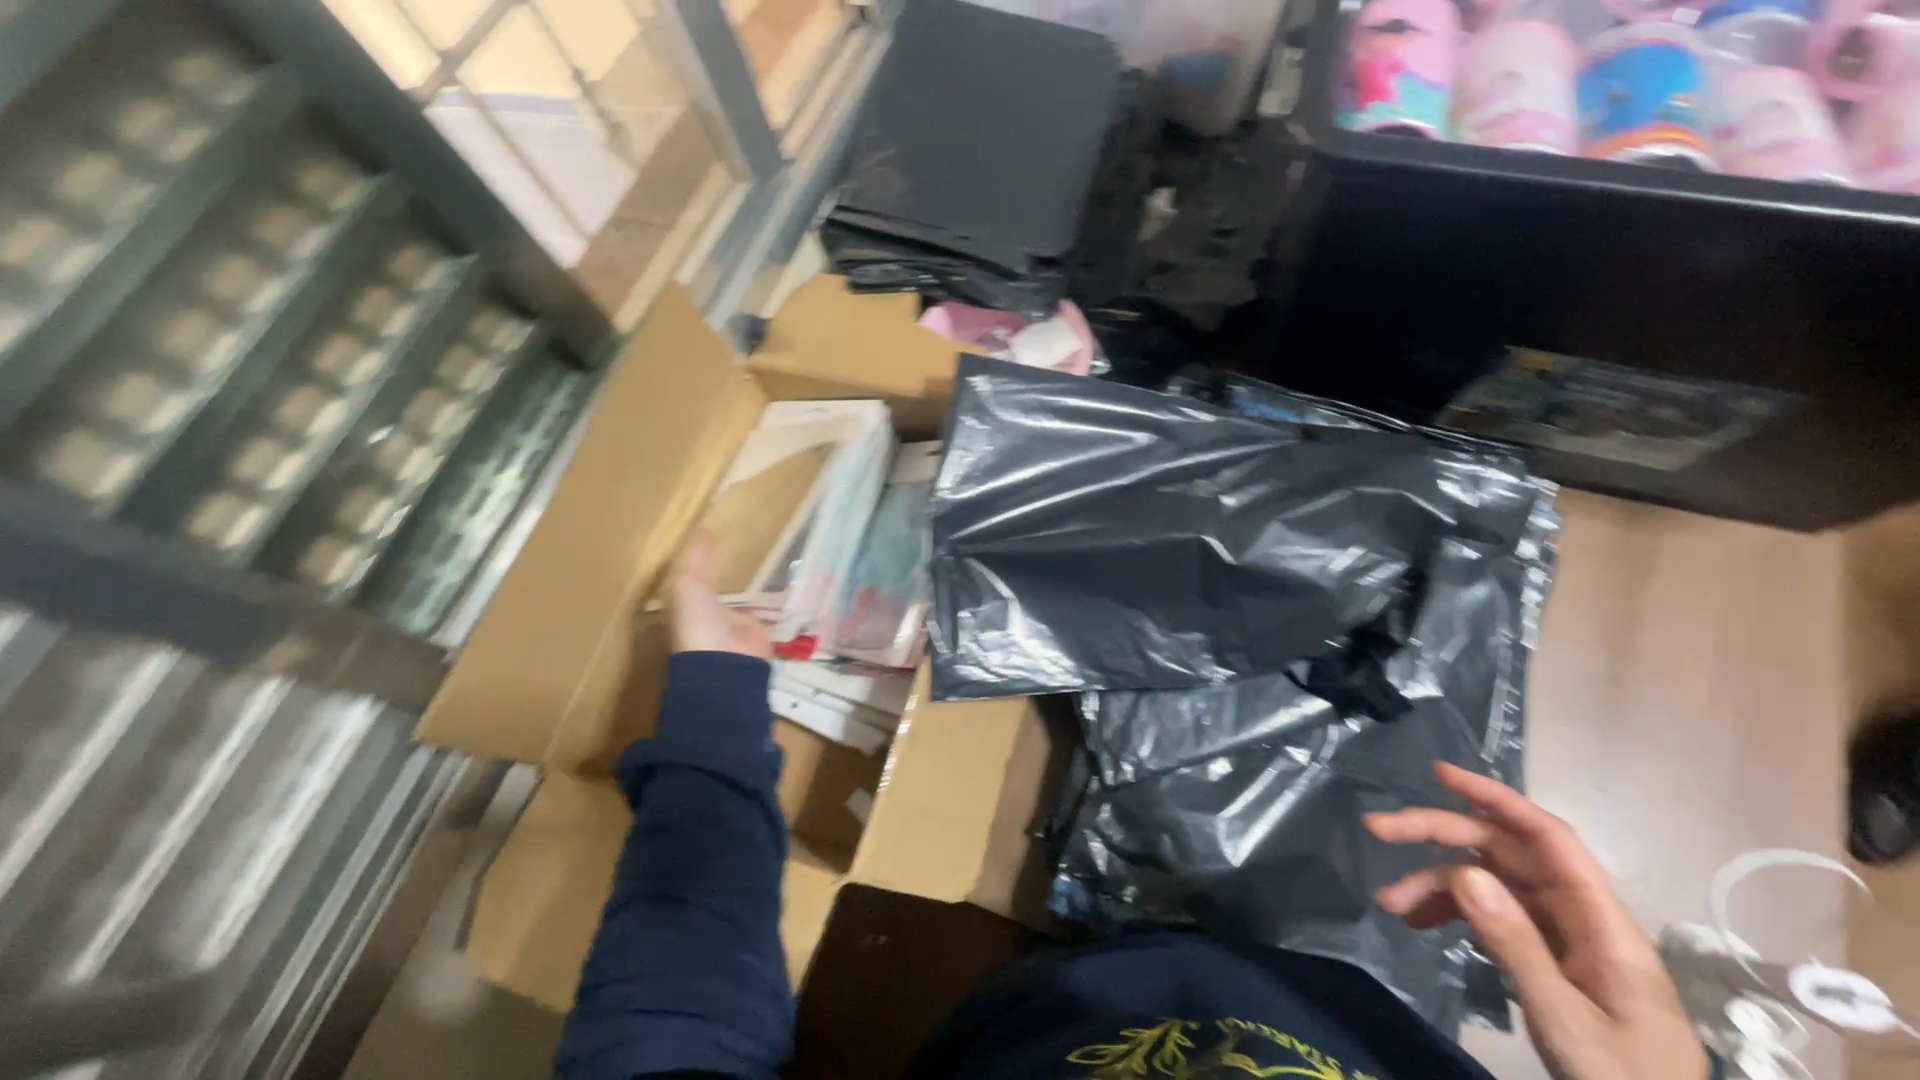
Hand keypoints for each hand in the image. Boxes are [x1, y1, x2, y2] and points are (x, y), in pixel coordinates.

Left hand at [669, 532, 771, 658]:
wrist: (725, 661)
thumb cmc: (696, 620)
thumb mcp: (686, 582)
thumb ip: (695, 556)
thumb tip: (705, 528)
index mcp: (681, 605)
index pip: (687, 579)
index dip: (695, 562)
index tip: (710, 539)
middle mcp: (705, 615)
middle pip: (716, 588)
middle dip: (726, 572)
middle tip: (744, 544)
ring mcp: (732, 625)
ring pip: (742, 598)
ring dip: (752, 585)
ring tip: (767, 557)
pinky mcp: (758, 631)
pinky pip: (767, 609)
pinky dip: (776, 599)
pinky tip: (786, 579)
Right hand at [1366, 763, 1706, 1079]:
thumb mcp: (1566, 1021)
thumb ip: (1516, 945)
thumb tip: (1464, 873)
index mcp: (1601, 921)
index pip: (1547, 837)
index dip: (1495, 798)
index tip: (1440, 774)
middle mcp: (1581, 916)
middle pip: (1505, 853)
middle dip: (1440, 836)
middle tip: (1378, 829)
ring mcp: (1563, 938)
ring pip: (1491, 885)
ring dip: (1437, 883)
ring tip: (1389, 902)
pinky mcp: (1549, 961)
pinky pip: (1493, 917)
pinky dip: (1453, 913)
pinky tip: (1418, 924)